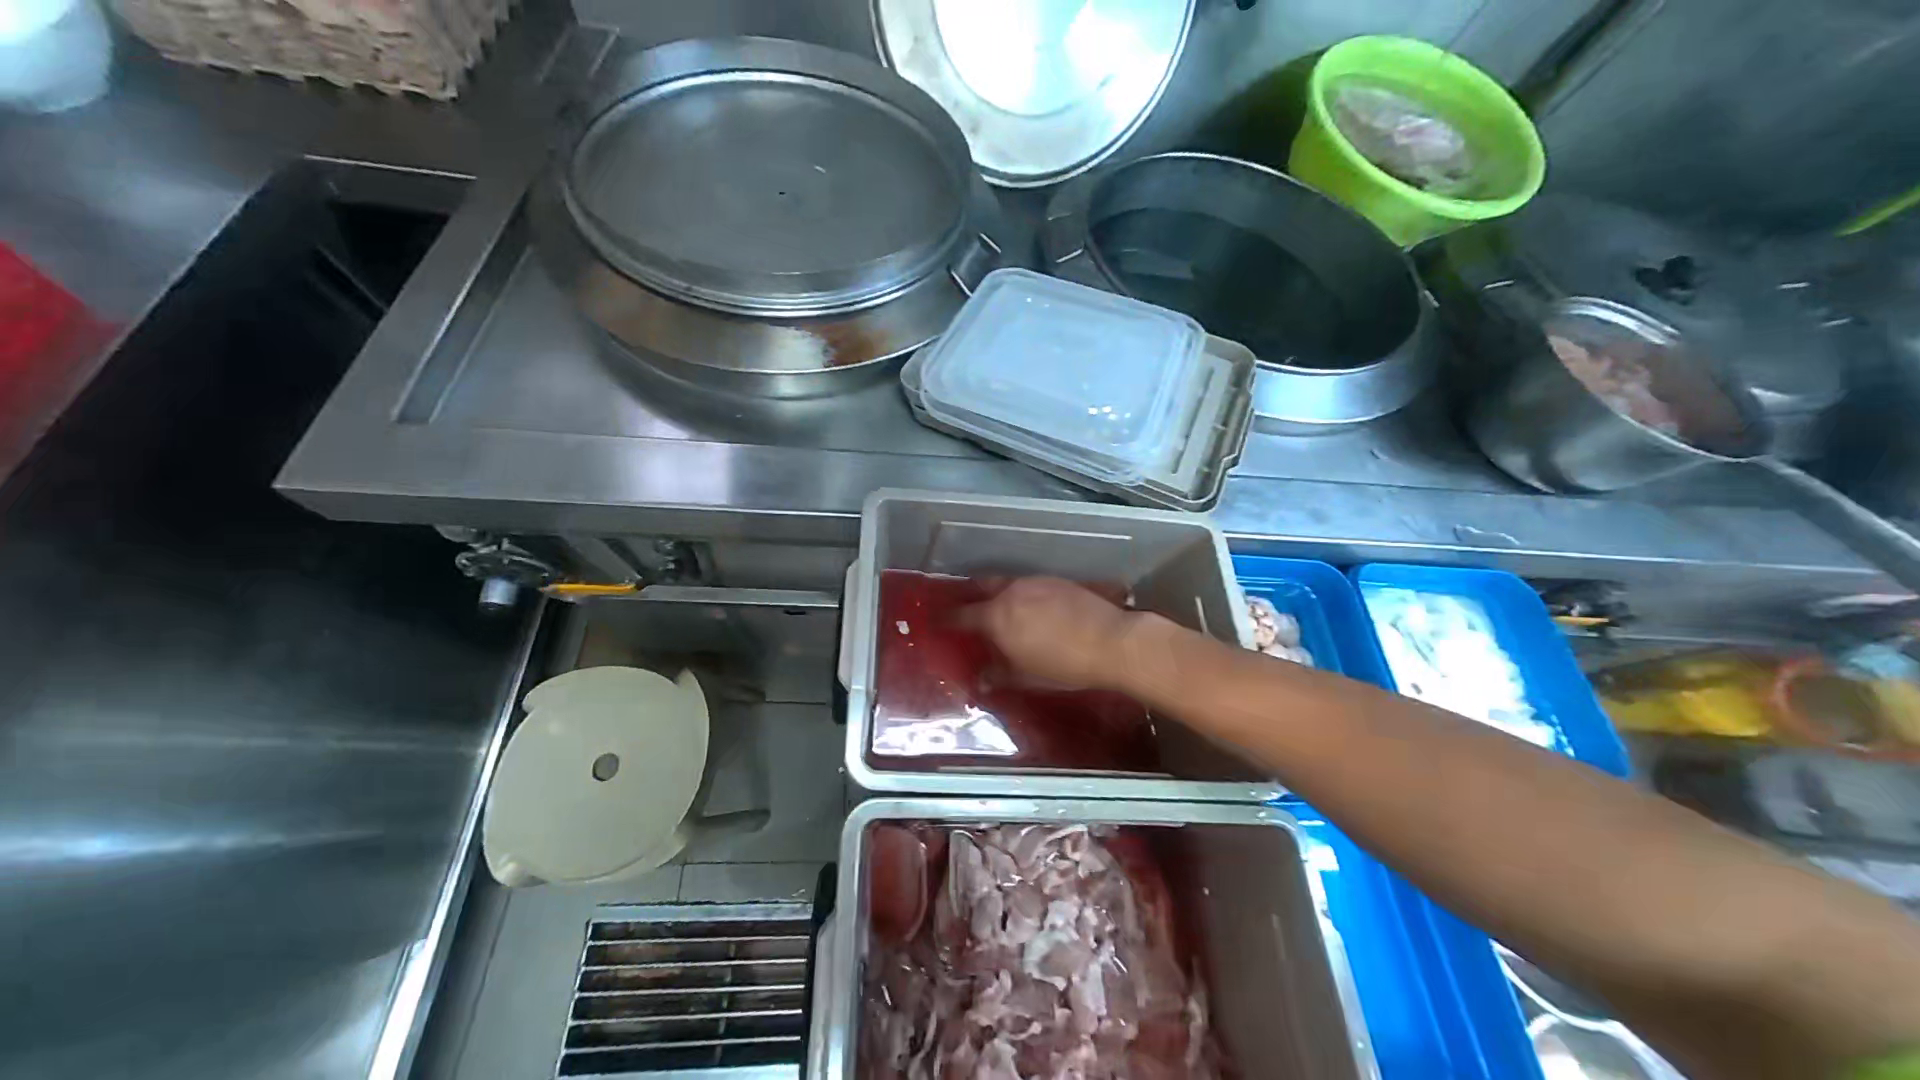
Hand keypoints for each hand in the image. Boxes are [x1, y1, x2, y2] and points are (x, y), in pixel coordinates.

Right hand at [960, 577, 1152, 692]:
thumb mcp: (1027, 677)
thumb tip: (981, 680)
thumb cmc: (1065, 666)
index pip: (961, 615)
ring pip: (1007, 584)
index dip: (948, 619)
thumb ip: (999, 675)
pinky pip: (1030, 586)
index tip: (940, 622)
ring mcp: (1035, 583)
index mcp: (997, 617)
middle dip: (971, 597)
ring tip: (1001, 609)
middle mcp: (1011, 593)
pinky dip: (1023, 595)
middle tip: (968, 609)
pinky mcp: (1058, 581)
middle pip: (981, 588)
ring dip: (999, 595)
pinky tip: (1033, 609)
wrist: (1112, 642)